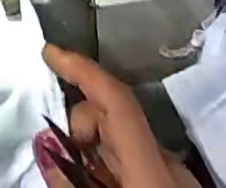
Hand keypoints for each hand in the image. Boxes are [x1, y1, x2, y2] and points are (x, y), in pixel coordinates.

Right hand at [38, 45, 198, 187]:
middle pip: (117, 116)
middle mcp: (171, 164)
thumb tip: (45, 144)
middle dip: (81, 120)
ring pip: (127, 140)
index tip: (50, 51)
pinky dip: (113, 161)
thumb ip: (70, 178)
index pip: (116, 99)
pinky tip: (99, 180)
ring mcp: (181, 178)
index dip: (81, 69)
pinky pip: (140, 161)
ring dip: (95, 144)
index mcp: (154, 166)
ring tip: (77, 171)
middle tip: (58, 149)